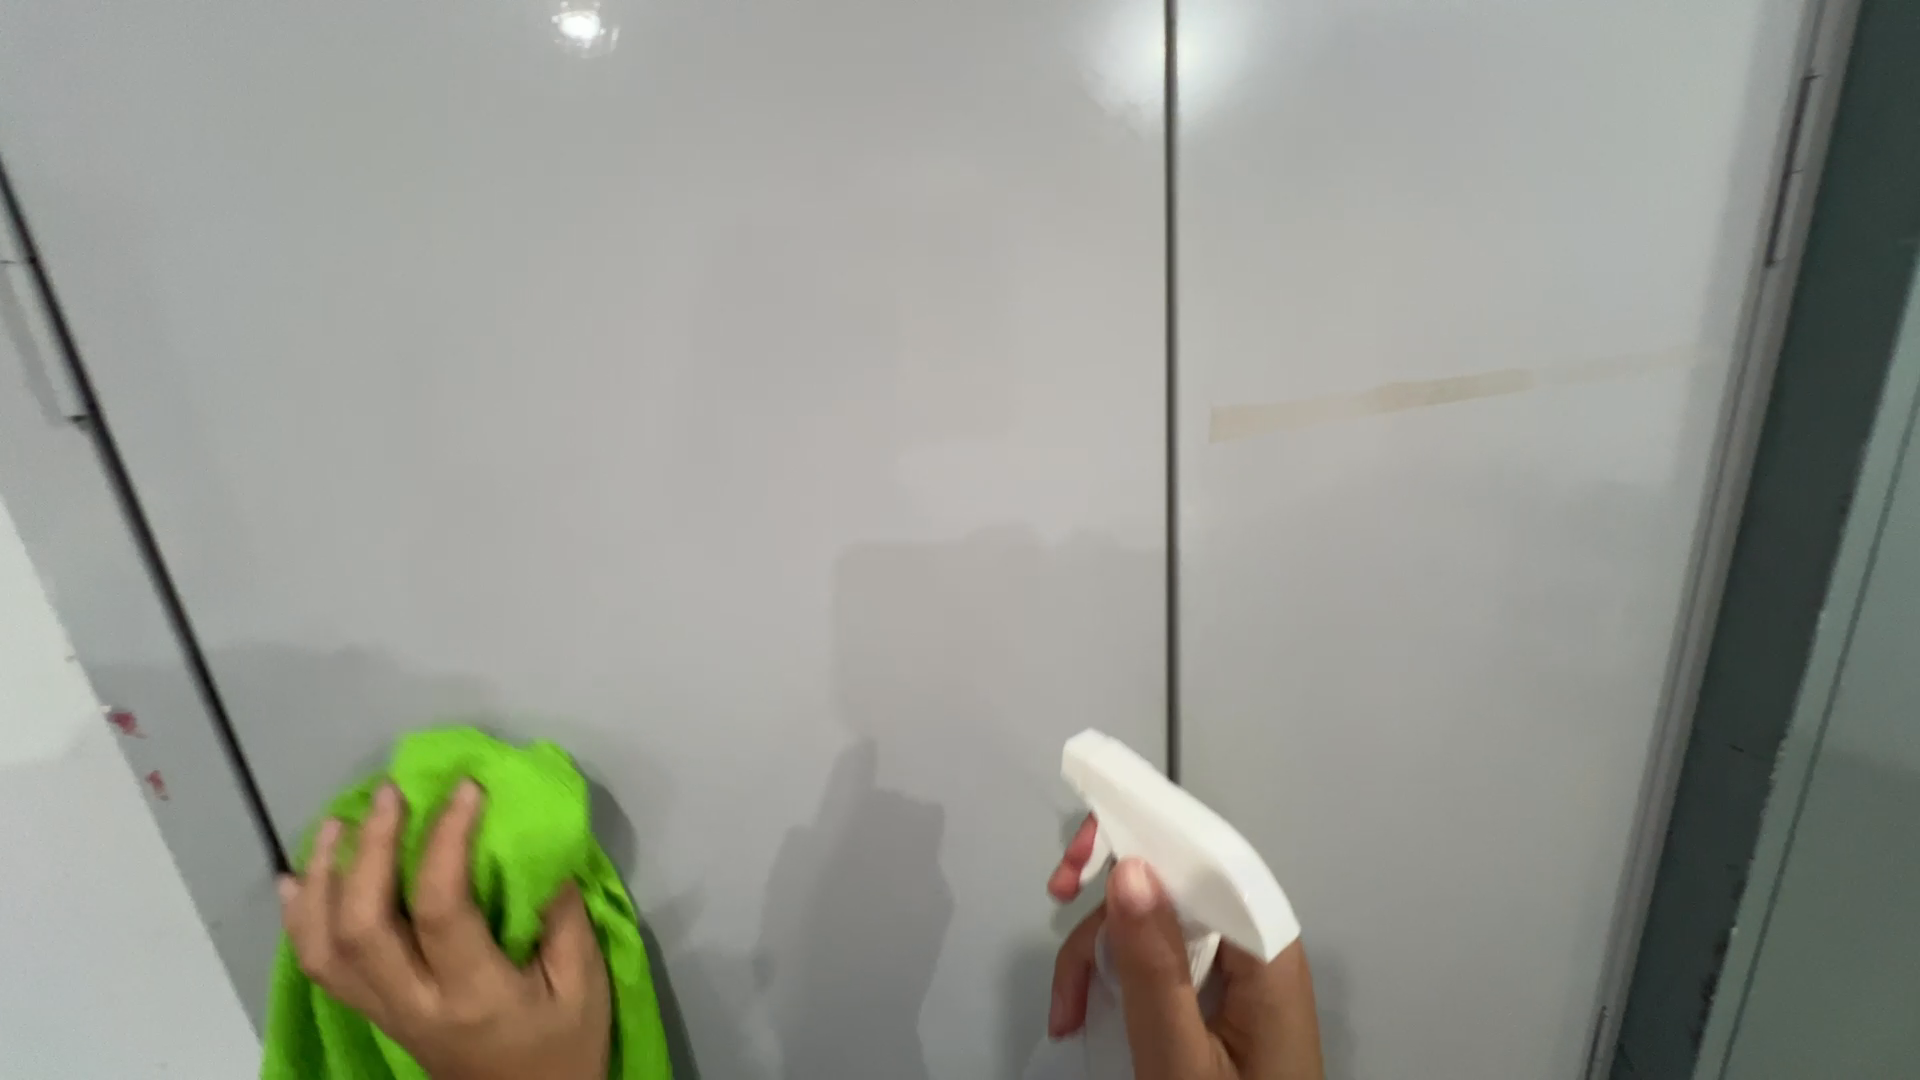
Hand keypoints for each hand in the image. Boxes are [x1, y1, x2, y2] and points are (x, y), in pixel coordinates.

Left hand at [279, 780, 611, 1079]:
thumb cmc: (564, 1046)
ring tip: (337, 821)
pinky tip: (301, 878)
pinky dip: (302, 917)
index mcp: (472, 993)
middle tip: (391, 793)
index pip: (442, 909)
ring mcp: (386, 1012)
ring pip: (324, 947)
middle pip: (362, 927)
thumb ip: (562, 919)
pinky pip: (322, 967)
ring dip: (324, 878)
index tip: (468, 789)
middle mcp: (413, 1004)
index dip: (448, 841)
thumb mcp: (584, 983)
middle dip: (371, 850)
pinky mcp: (378, 1013)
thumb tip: (542, 855)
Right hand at [1047, 816, 1325, 1079]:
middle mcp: (1250, 945)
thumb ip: (1156, 967)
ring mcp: (1227, 969)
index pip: (1210, 855)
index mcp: (1265, 951)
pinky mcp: (1206, 992)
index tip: (1082, 852)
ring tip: (1065, 1006)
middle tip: (1054, 891)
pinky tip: (1078, 1009)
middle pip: (1173, 879)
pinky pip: (1149, 954)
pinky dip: (1106, 973)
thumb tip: (1130, 866)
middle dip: (1107, 890)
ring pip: (1148, 917)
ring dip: (1094, 948)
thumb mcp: (1181, 1064)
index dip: (1147, 832)